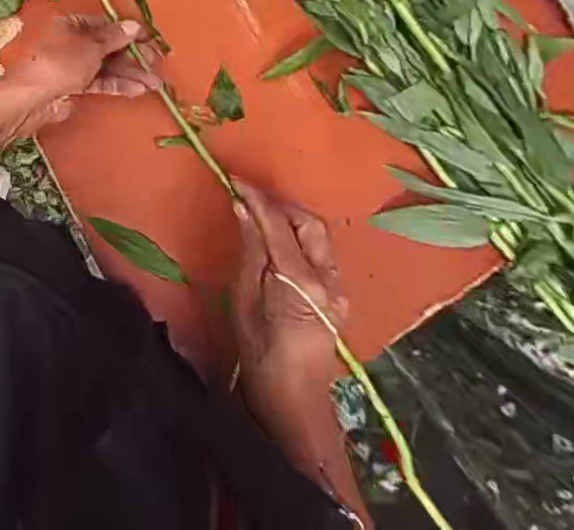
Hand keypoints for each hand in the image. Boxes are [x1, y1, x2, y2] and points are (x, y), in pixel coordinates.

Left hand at [0, 15, 162, 142]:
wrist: (35, 98)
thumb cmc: (61, 63)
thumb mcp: (91, 46)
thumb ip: (114, 37)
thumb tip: (133, 25)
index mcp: (71, 25)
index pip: (104, 24)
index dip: (127, 31)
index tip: (150, 39)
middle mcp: (72, 43)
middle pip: (108, 47)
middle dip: (133, 55)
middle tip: (156, 62)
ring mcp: (73, 65)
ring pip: (107, 66)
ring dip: (130, 73)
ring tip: (155, 83)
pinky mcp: (74, 86)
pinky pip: (100, 82)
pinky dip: (118, 84)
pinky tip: (138, 90)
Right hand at [226, 183, 371, 528]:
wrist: (293, 393)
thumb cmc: (258, 347)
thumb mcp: (245, 295)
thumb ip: (250, 249)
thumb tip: (243, 209)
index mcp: (301, 280)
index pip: (278, 223)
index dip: (256, 198)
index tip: (235, 179)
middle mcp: (328, 278)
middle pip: (309, 222)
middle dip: (279, 203)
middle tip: (248, 197)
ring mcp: (338, 287)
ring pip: (319, 235)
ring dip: (290, 217)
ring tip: (260, 213)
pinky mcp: (338, 294)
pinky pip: (319, 252)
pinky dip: (298, 236)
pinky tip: (277, 239)